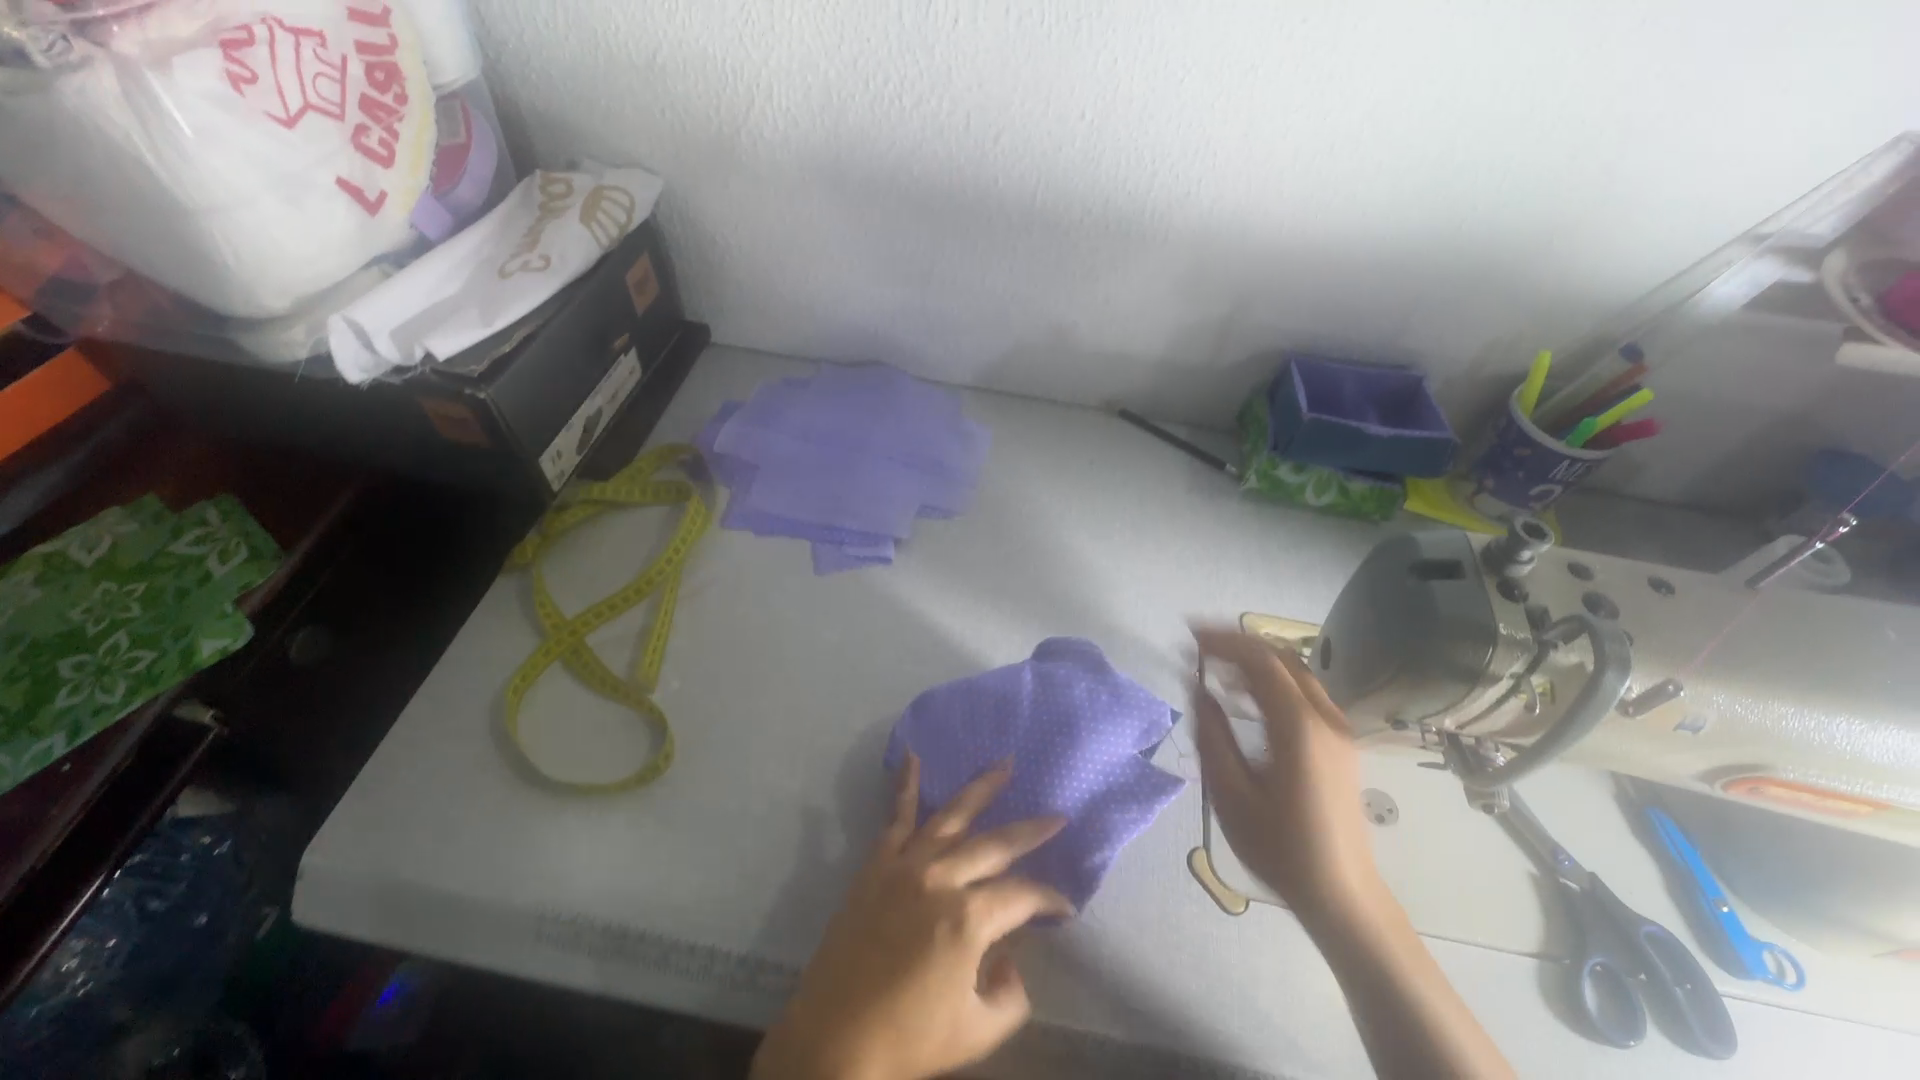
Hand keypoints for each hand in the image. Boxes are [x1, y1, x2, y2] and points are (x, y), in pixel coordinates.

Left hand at [752, 755, 1072, 1079]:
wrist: (833, 1040)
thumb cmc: (909, 1039)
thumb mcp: (980, 1030)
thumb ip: (1012, 993)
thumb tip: (1008, 958)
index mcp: (969, 918)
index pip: (1024, 895)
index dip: (1051, 901)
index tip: (1065, 909)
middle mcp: (939, 879)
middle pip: (995, 844)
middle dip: (1031, 830)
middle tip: (1057, 815)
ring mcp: (903, 868)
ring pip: (950, 817)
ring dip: (980, 789)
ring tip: (1003, 764)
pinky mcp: (873, 869)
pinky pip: (894, 819)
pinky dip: (904, 786)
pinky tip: (913, 758)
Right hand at [1191, 626, 1381, 922]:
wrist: (1340, 891)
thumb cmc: (1280, 848)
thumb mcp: (1231, 796)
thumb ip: (1212, 735)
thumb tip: (1198, 689)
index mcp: (1298, 728)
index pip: (1260, 662)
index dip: (1223, 642)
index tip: (1188, 638)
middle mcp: (1325, 719)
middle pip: (1282, 659)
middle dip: (1238, 645)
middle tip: (1197, 648)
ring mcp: (1338, 730)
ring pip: (1296, 674)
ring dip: (1255, 662)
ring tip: (1215, 668)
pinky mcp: (1340, 743)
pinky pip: (1304, 693)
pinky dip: (1272, 681)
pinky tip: (1246, 696)